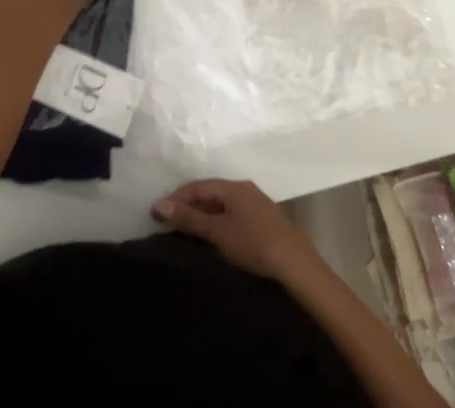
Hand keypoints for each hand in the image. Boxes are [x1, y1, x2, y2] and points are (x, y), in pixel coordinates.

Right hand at [152, 179, 323, 282]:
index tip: (157, 213)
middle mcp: (246, 190)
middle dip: (189, 205)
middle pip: (210, 193)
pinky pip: (234, 214)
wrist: (297, 267)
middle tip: (170, 221)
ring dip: (204, 214)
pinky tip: (215, 235)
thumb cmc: (253, 244)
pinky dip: (219, 221)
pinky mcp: (266, 222)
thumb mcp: (217, 232)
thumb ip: (189, 218)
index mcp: (233, 187)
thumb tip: (160, 204)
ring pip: (223, 204)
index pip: (197, 186)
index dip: (176, 198)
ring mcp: (258, 205)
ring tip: (188, 229)